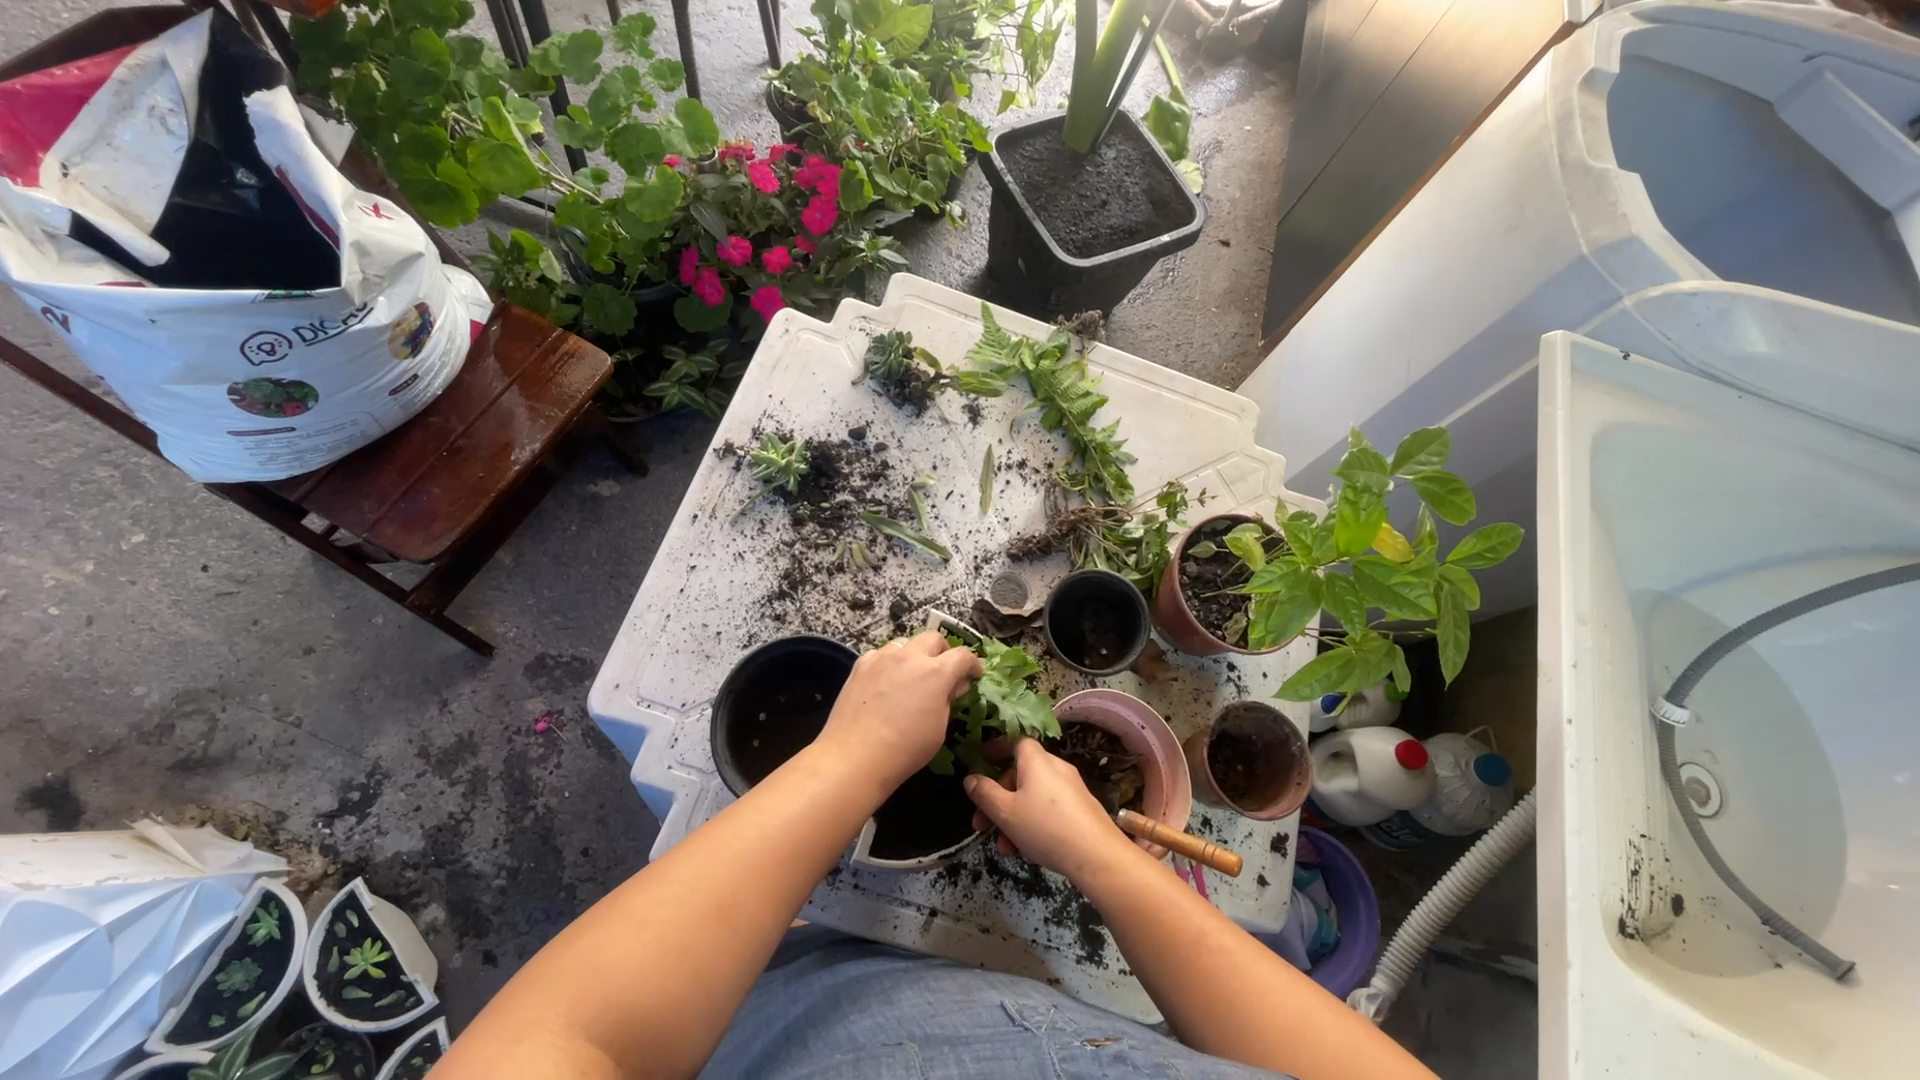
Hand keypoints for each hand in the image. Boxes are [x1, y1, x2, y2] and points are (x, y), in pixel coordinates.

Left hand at [818, 630, 979, 788]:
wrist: (855, 756)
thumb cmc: (905, 749)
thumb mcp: (939, 729)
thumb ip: (947, 701)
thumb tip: (953, 686)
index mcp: (936, 673)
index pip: (963, 655)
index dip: (972, 664)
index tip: (973, 674)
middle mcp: (910, 657)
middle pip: (933, 638)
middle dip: (944, 651)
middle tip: (943, 671)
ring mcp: (882, 658)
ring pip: (905, 642)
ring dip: (915, 654)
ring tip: (912, 675)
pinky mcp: (860, 665)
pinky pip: (880, 654)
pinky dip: (889, 661)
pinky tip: (886, 680)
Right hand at [964, 738, 1133, 880]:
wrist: (1096, 855)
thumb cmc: (1045, 827)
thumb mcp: (1005, 812)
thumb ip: (984, 793)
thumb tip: (971, 778)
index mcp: (1036, 760)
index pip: (1015, 741)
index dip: (997, 749)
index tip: (982, 764)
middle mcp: (1055, 767)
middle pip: (1020, 775)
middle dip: (998, 801)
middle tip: (982, 827)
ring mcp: (1071, 788)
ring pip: (1033, 797)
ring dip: (1014, 819)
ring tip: (1007, 849)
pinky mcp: (1081, 808)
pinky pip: (1049, 809)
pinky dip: (1034, 824)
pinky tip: (1029, 851)